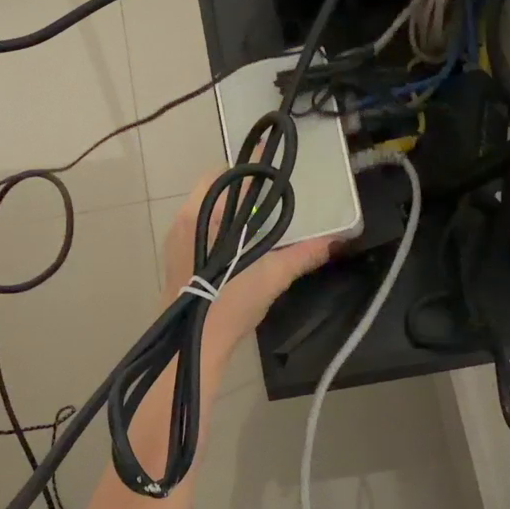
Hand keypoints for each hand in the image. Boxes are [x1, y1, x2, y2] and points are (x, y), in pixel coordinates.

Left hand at [161, 173, 340, 370]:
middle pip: (216, 189)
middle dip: (243, 189)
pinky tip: (241, 243)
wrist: (191, 345)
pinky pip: (200, 228)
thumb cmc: (228, 305)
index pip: (228, 174)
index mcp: (202, 214)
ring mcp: (176, 240)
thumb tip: (335, 242)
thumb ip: (302, 255)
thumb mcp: (271, 278)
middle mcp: (185, 219)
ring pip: (207, 209)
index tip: (274, 163)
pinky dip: (220, 226)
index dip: (253, 168)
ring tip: (260, 217)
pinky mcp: (175, 259)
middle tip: (272, 195)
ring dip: (231, 208)